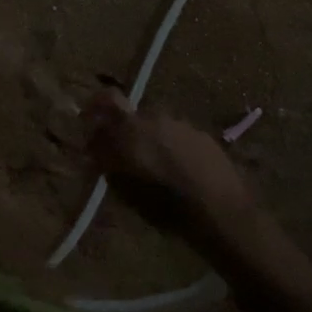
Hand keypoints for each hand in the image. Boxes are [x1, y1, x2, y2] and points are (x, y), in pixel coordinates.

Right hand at [83, 88, 257, 240]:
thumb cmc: (163, 203)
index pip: (107, 98)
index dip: (96, 106)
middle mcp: (157, 118)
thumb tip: (93, 143)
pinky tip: (181, 173)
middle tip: (126, 158)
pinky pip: (180, 138)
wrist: (221, 212)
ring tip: (158, 169)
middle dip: (126, 133)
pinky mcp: (207, 138)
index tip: (90, 122)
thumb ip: (105, 158)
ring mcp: (184, 126)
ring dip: (153, 142)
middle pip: (134, 118)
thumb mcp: (121, 186)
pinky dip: (174, 150)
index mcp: (131, 127)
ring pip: (159, 128)